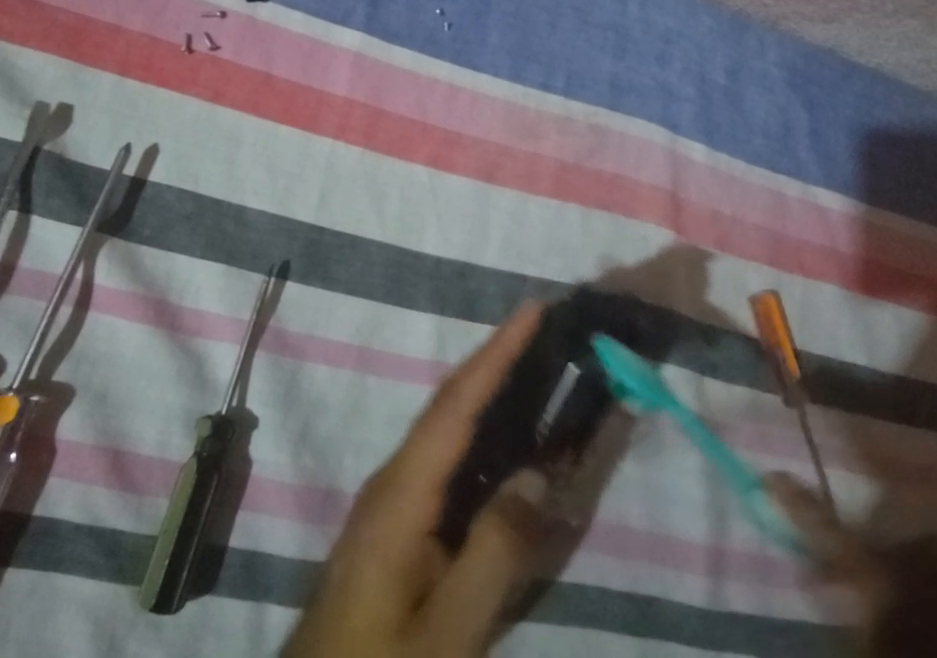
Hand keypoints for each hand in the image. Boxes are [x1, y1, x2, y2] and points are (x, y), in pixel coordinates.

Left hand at [284, 302, 547, 657]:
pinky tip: (506, 440)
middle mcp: (391, 482)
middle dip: (496, 360)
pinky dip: (480, 434)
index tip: (533, 309)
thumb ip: (495, 552)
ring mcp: (388, 502)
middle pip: (449, 406)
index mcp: (400, 495)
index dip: (495, 354)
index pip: (455, 406)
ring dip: (489, 392)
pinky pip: (444, 462)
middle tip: (548, 329)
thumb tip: (538, 474)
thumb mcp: (447, 627)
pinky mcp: (394, 524)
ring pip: (446, 432)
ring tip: (537, 366)